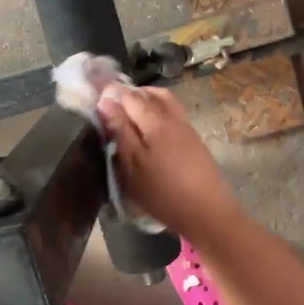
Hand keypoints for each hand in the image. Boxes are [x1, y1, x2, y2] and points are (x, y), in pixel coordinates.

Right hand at [97, 85, 240, 235]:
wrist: (207, 211)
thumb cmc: (162, 192)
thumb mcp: (133, 166)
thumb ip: (120, 132)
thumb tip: (106, 102)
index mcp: (155, 122)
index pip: (130, 96)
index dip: (112, 93)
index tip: (97, 97)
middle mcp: (173, 118)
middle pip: (151, 94)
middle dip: (131, 93)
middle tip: (113, 103)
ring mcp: (187, 128)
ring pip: (165, 102)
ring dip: (147, 99)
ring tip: (130, 112)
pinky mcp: (194, 140)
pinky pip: (174, 113)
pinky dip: (159, 110)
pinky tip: (150, 127)